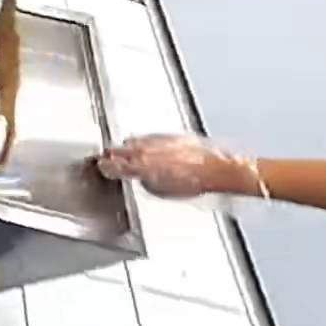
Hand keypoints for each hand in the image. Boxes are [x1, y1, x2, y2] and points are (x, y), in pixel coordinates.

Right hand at [96, 133, 262, 198]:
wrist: (223, 170)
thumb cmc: (197, 182)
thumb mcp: (162, 190)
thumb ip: (144, 181)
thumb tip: (139, 176)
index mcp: (138, 166)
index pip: (110, 163)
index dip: (104, 166)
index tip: (103, 167)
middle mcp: (143, 150)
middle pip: (116, 149)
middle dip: (112, 155)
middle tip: (112, 160)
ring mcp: (156, 140)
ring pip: (132, 141)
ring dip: (129, 148)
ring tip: (133, 154)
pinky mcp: (169, 135)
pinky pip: (150, 137)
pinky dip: (147, 143)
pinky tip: (153, 149)